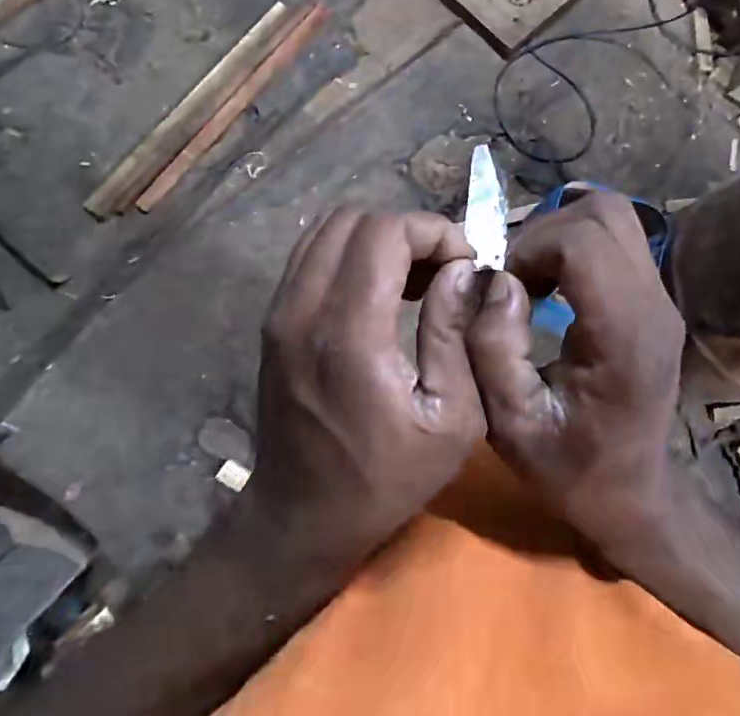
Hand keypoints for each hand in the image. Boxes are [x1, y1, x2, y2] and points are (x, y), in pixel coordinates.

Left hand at [249, 208, 486, 567]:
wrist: (299, 521)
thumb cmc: (386, 478)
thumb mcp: (454, 418)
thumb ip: (458, 333)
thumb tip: (464, 270)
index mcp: (349, 335)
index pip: (385, 233)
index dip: (434, 232)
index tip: (465, 265)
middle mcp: (303, 311)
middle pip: (355, 219)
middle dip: (410, 230)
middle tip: (445, 269)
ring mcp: (280, 314)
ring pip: (328, 229)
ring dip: (381, 239)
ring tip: (418, 278)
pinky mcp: (274, 321)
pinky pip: (312, 255)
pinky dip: (354, 254)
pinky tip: (384, 290)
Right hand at [464, 191, 688, 560]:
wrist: (634, 492)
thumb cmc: (570, 469)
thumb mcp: (510, 425)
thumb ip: (493, 348)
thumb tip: (496, 279)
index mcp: (625, 334)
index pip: (584, 241)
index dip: (532, 247)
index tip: (502, 284)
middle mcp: (654, 303)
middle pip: (606, 212)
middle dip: (546, 230)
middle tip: (515, 276)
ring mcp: (662, 296)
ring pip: (616, 215)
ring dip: (562, 231)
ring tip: (531, 276)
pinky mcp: (657, 296)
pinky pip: (618, 238)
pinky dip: (577, 242)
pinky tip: (552, 282)